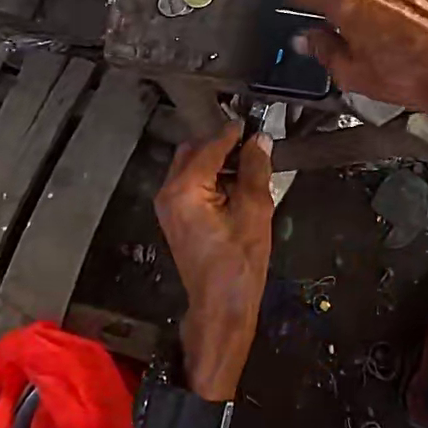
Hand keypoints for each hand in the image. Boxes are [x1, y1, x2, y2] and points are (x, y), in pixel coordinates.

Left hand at [154, 121, 273, 400]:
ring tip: (248, 163)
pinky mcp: (176, 220)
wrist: (221, 306)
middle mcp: (168, 193)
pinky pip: (190, 187)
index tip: (252, 121)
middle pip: (193, 153)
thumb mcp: (254, 211)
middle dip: (220, 145)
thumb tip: (260, 141)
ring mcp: (168, 208)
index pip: (209, 147)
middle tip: (251, 143)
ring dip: (215, 162)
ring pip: (190, 169)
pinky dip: (210, 180)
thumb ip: (255, 170)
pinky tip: (236, 185)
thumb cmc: (239, 262)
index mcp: (184, 189)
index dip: (232, 133)